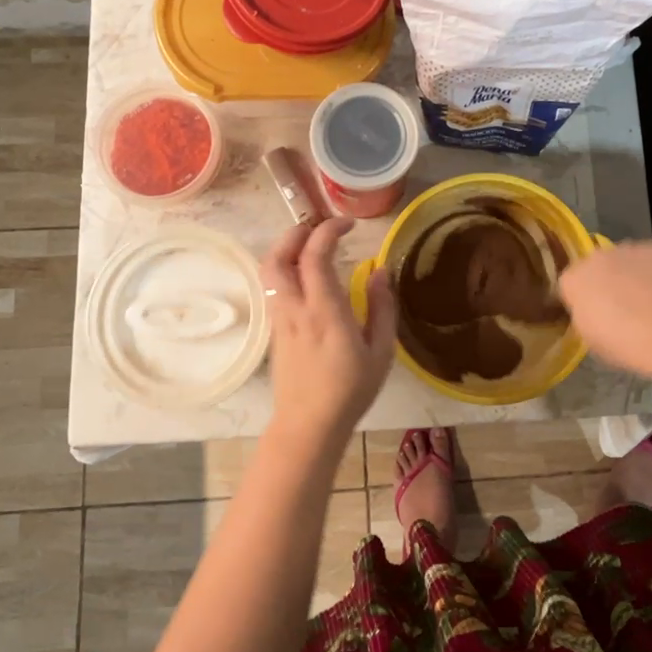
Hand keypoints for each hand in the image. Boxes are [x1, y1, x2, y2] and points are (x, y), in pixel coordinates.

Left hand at [259, 217, 396, 441]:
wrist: (308, 426)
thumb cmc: (350, 391)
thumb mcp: (380, 352)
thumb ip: (382, 307)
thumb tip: (380, 271)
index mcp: (324, 311)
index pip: (315, 256)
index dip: (328, 230)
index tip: (348, 225)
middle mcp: (295, 309)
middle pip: (277, 257)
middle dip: (295, 233)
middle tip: (319, 229)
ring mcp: (280, 319)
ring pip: (269, 272)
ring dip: (286, 250)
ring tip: (311, 248)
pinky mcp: (274, 330)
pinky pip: (274, 288)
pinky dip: (285, 270)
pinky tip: (305, 277)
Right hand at [559, 238, 651, 381]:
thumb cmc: (626, 344)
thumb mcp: (593, 341)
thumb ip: (588, 318)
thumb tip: (596, 312)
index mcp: (574, 280)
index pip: (571, 285)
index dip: (584, 301)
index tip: (596, 317)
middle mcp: (597, 256)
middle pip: (600, 267)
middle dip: (609, 281)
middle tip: (626, 309)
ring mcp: (631, 249)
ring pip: (629, 260)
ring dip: (636, 274)